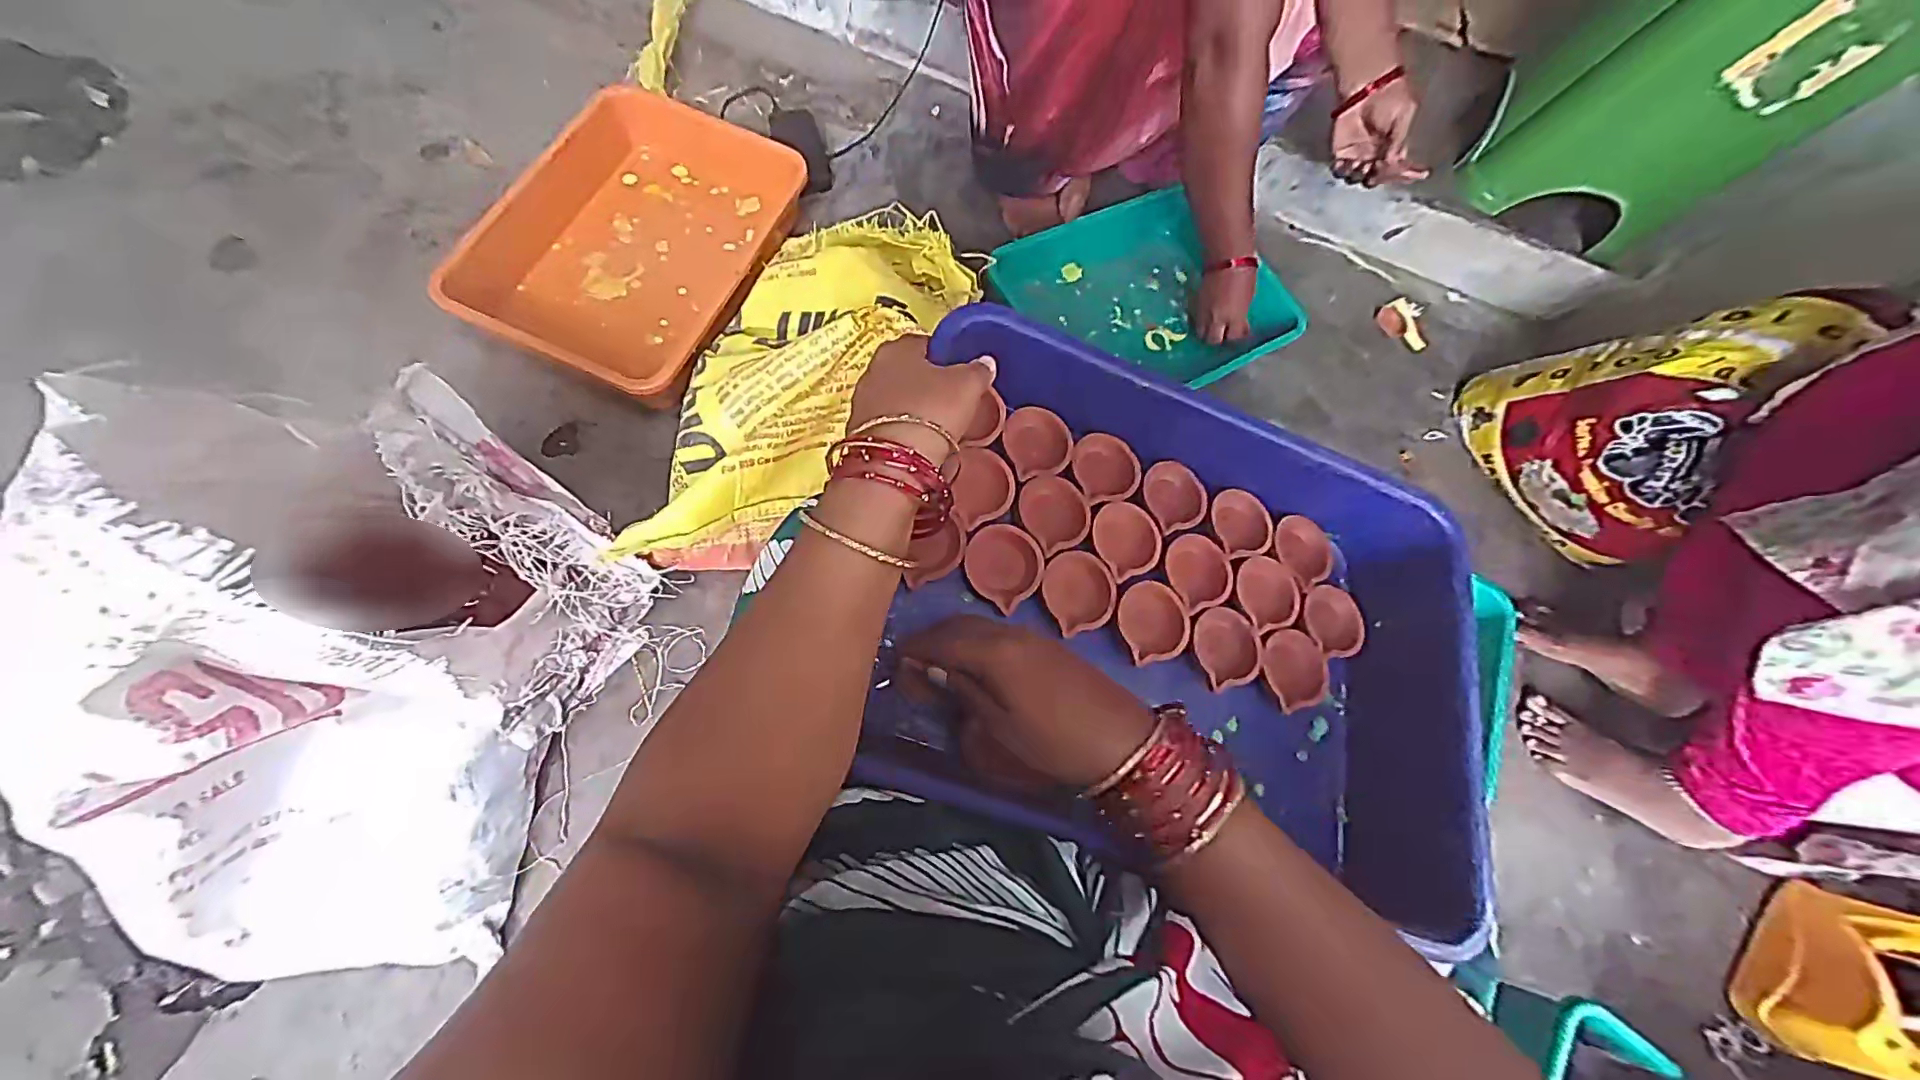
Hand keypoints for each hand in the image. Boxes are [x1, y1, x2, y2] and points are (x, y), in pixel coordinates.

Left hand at [849, 334, 995, 465]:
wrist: (897, 459)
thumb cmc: (932, 411)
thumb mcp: (968, 386)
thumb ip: (978, 370)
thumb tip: (984, 363)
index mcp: (898, 348)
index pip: (924, 343)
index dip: (944, 356)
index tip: (959, 371)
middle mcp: (873, 370)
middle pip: (906, 371)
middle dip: (926, 384)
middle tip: (950, 399)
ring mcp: (863, 402)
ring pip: (895, 399)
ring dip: (912, 408)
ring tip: (936, 426)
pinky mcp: (859, 432)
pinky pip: (887, 424)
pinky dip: (901, 430)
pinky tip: (918, 443)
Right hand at [898, 616, 1156, 788]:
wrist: (1122, 740)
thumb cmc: (1054, 743)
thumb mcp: (998, 728)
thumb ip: (962, 691)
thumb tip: (929, 670)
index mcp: (992, 652)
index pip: (937, 640)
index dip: (912, 653)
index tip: (896, 671)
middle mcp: (1008, 633)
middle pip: (956, 625)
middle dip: (930, 642)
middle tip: (915, 673)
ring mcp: (1029, 635)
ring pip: (977, 626)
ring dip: (953, 641)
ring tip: (942, 673)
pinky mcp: (1045, 644)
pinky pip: (997, 633)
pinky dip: (976, 644)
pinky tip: (976, 670)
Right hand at [1193, 267, 1255, 345]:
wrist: (1227, 259)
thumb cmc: (1244, 276)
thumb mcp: (1247, 299)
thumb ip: (1241, 315)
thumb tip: (1239, 322)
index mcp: (1234, 318)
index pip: (1234, 337)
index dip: (1237, 337)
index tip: (1239, 333)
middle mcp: (1217, 320)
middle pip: (1213, 340)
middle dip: (1218, 339)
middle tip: (1223, 333)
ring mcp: (1203, 313)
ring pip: (1201, 332)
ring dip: (1207, 332)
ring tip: (1212, 326)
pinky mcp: (1195, 305)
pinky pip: (1195, 321)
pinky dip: (1200, 322)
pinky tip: (1205, 317)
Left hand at [1330, 78, 1426, 186]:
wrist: (1367, 86)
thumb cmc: (1391, 96)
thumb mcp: (1404, 116)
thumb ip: (1398, 143)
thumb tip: (1392, 164)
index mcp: (1394, 145)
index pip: (1400, 165)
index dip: (1408, 173)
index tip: (1422, 174)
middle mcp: (1376, 154)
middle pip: (1377, 176)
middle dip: (1379, 176)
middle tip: (1377, 166)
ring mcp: (1357, 154)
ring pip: (1358, 177)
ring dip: (1360, 175)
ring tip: (1362, 162)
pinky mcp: (1340, 153)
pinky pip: (1340, 171)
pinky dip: (1343, 172)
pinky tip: (1349, 163)